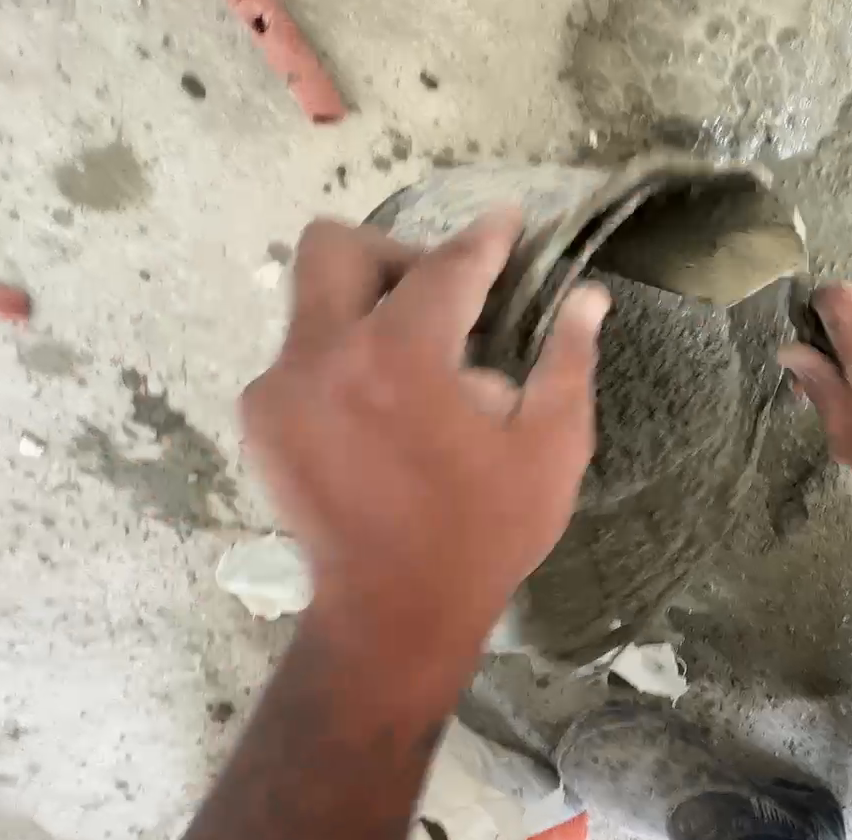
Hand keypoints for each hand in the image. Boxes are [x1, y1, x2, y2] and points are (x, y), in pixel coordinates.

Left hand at [241, 210, 608, 652]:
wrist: (399, 608)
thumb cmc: (491, 529)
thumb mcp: (553, 447)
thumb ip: (568, 361)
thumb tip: (589, 298)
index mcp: (403, 358)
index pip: (445, 268)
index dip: (485, 239)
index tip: (508, 220)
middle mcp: (323, 354)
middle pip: (337, 248)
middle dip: (398, 256)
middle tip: (447, 301)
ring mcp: (280, 387)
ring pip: (314, 302)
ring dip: (375, 314)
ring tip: (427, 378)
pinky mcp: (262, 420)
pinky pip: (302, 356)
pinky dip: (351, 361)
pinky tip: (391, 416)